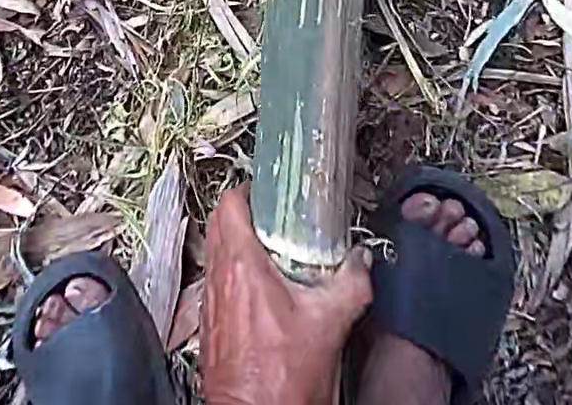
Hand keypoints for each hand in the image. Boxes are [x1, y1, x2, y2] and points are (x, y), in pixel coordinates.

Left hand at [200, 186, 371, 404]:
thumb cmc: (281, 380)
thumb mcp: (327, 327)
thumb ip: (349, 286)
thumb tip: (361, 262)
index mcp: (240, 263)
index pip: (230, 203)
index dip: (247, 190)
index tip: (267, 191)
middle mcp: (218, 272)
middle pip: (219, 218)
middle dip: (242, 209)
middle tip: (270, 214)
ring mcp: (210, 292)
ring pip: (215, 244)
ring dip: (235, 236)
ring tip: (267, 244)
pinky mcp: (210, 313)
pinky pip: (216, 272)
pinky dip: (232, 265)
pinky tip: (258, 282)